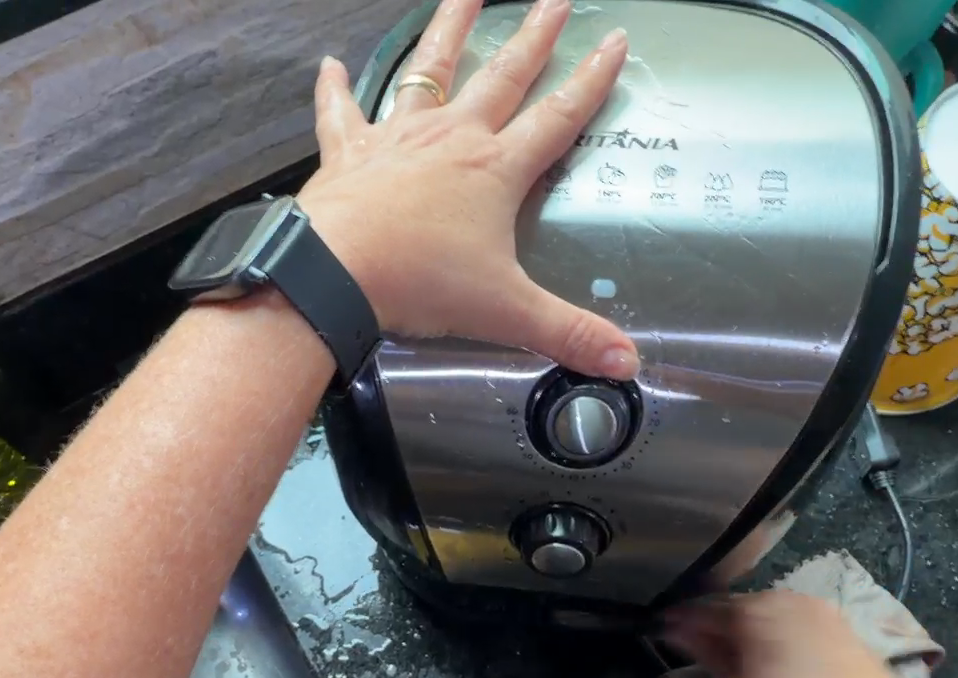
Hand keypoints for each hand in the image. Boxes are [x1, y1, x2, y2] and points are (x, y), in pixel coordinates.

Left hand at [297, 0, 638, 379]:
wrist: (338, 273)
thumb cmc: (419, 283)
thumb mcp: (505, 311)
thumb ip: (568, 334)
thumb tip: (627, 363)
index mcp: (494, 171)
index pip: (556, 118)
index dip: (590, 82)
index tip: (614, 42)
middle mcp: (450, 140)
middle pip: (502, 76)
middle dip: (534, 38)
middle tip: (555, 0)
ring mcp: (397, 140)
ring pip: (429, 71)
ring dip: (450, 30)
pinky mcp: (349, 154)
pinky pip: (341, 112)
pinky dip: (335, 90)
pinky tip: (330, 65)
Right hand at [662, 590, 930, 677]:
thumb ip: (703, 652)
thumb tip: (674, 631)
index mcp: (745, 613)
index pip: (697, 610)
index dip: (676, 619)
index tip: (662, 628)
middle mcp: (770, 595)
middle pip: (726, 604)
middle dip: (709, 620)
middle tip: (699, 643)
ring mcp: (799, 598)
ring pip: (754, 606)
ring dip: (739, 621)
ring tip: (738, 649)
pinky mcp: (822, 608)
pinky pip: (781, 609)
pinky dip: (768, 622)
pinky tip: (772, 646)